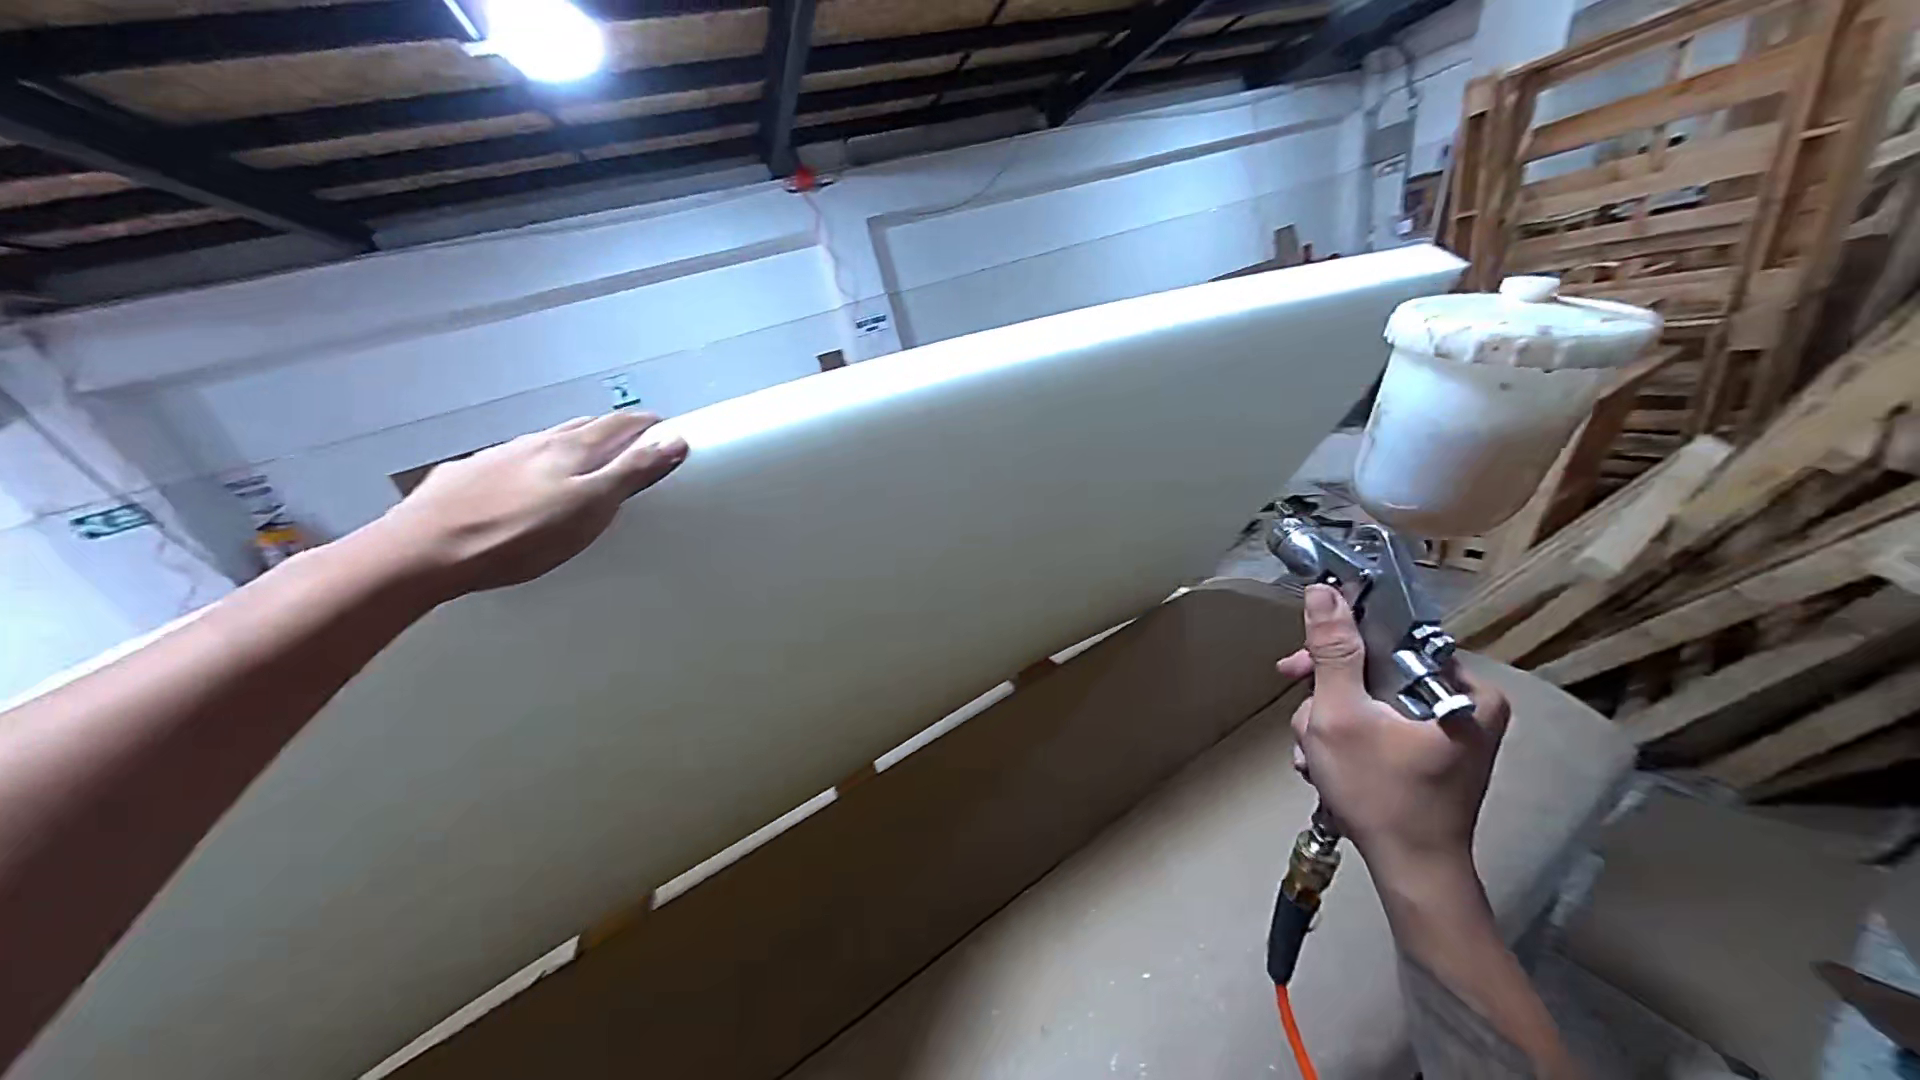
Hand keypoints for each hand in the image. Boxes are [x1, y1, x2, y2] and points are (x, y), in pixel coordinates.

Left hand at [368, 411, 687, 598]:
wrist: (424, 549)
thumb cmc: (519, 535)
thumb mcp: (590, 507)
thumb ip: (632, 472)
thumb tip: (673, 439)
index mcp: (573, 448)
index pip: (621, 423)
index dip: (647, 424)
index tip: (666, 429)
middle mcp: (537, 441)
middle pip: (586, 426)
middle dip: (615, 430)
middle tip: (634, 444)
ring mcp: (500, 454)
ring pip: (549, 440)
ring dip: (575, 444)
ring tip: (587, 461)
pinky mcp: (469, 473)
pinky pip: (516, 458)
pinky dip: (537, 462)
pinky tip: (528, 482)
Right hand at [1276, 584, 1510, 878]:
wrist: (1412, 872)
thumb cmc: (1379, 792)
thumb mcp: (1341, 715)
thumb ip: (1333, 651)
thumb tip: (1324, 592)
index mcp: (1462, 686)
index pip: (1388, 638)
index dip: (1336, 646)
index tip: (1296, 666)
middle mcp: (1467, 701)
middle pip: (1375, 671)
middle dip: (1326, 698)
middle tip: (1303, 722)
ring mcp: (1452, 728)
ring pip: (1371, 699)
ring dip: (1330, 723)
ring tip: (1312, 755)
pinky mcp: (1435, 749)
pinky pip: (1381, 723)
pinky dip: (1348, 738)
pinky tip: (1326, 763)